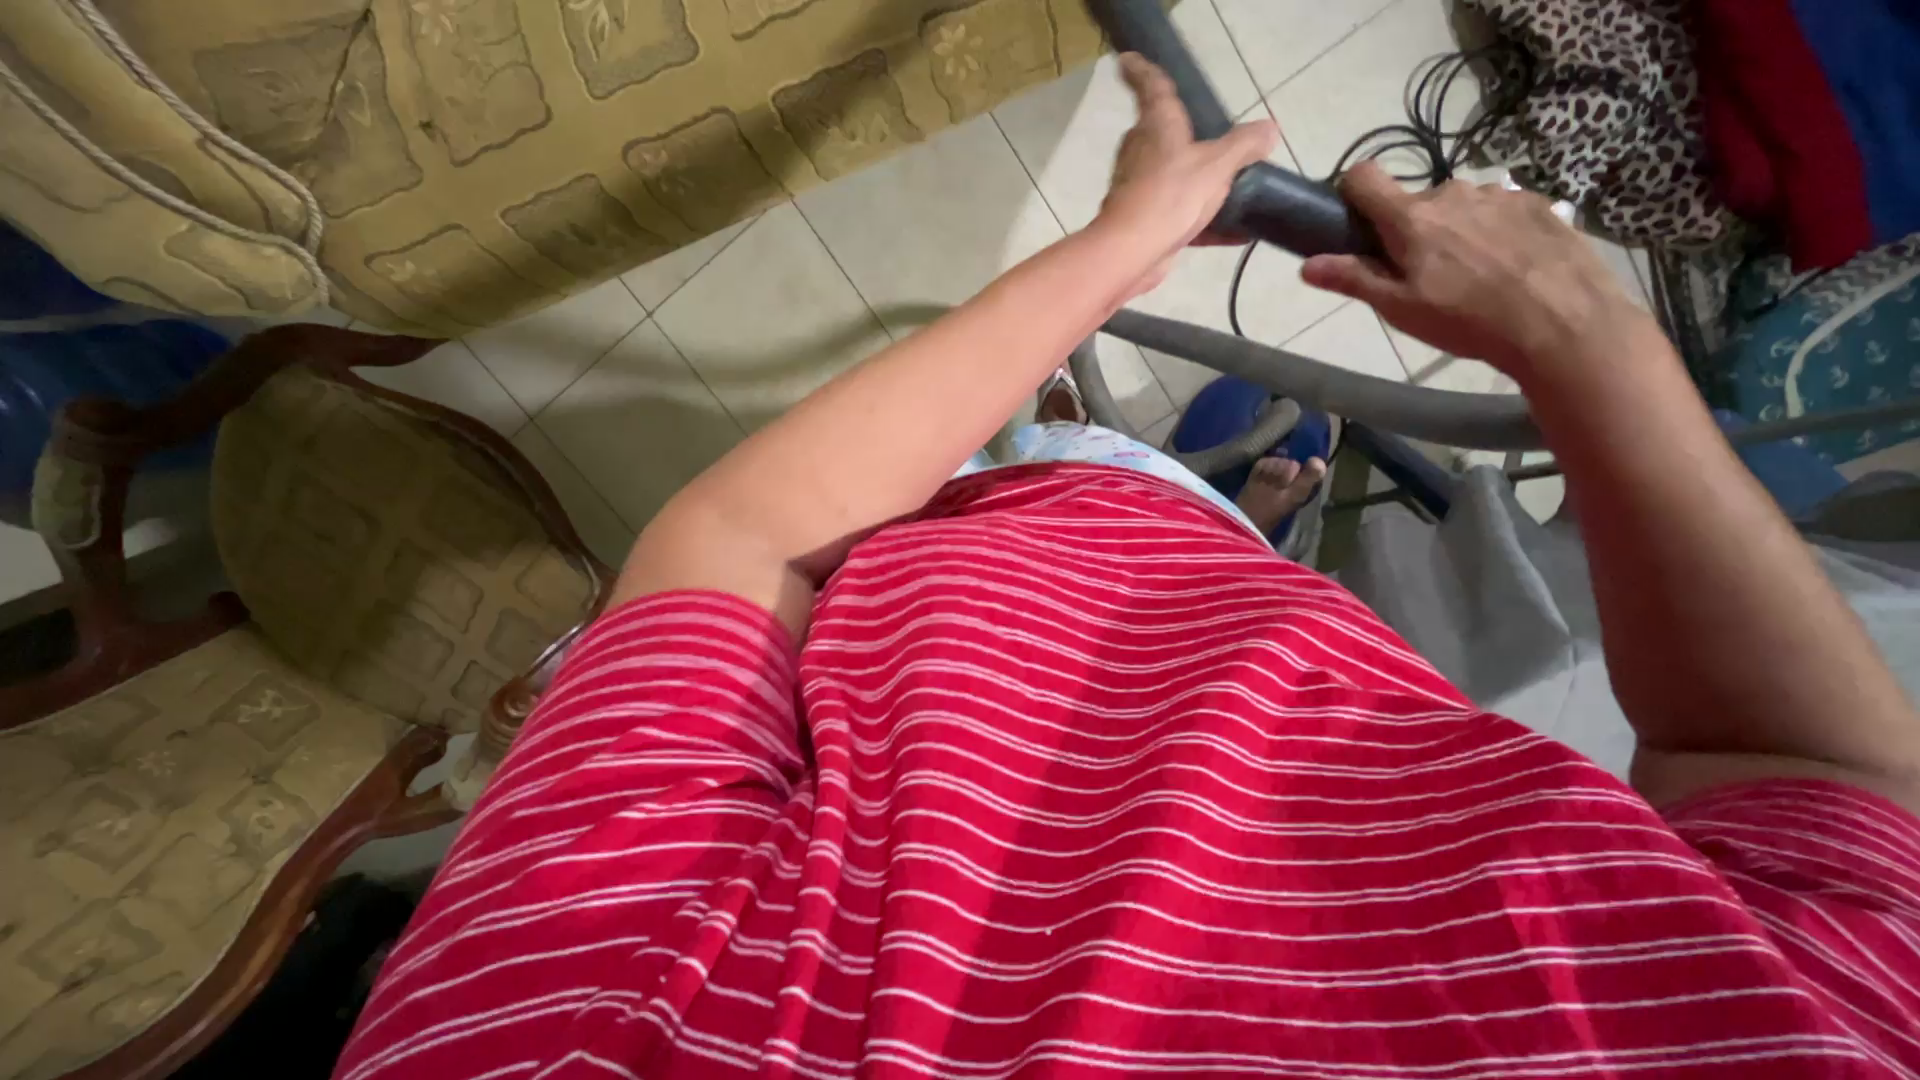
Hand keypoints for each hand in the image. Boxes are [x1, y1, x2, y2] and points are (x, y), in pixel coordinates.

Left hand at [1096, 54, 1277, 293]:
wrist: (1132, 252)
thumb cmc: (1171, 195)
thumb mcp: (1218, 165)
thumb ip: (1244, 146)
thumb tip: (1269, 130)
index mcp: (1157, 125)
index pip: (1151, 88)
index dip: (1142, 72)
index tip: (1130, 61)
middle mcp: (1142, 152)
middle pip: (1161, 135)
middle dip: (1180, 135)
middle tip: (1211, 135)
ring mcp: (1140, 189)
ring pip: (1172, 178)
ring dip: (1197, 182)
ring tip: (1232, 185)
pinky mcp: (1145, 223)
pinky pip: (1183, 218)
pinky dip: (1209, 225)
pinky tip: (1239, 233)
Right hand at [1300, 163, 1654, 384]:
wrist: (1562, 322)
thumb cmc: (1467, 320)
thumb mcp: (1399, 309)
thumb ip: (1353, 279)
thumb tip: (1306, 264)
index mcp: (1411, 218)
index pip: (1364, 177)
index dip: (1352, 194)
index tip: (1355, 224)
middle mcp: (1452, 193)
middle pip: (1414, 202)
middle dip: (1409, 231)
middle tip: (1421, 277)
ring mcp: (1499, 194)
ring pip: (1458, 207)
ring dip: (1453, 232)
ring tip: (1471, 277)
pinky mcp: (1537, 203)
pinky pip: (1498, 211)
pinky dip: (1492, 233)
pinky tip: (1507, 269)